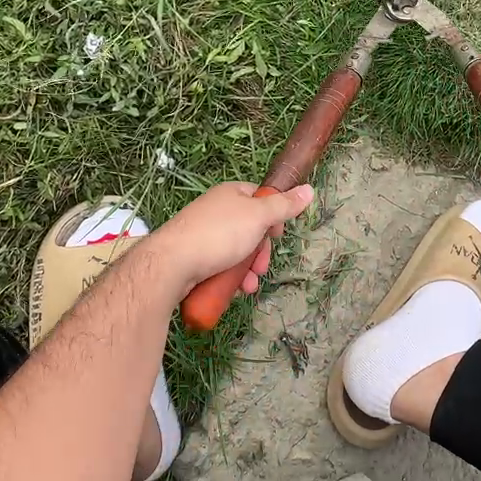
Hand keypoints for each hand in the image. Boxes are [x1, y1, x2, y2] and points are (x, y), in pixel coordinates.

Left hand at [146, 182, 314, 295]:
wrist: (171, 264)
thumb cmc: (219, 234)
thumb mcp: (259, 217)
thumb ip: (284, 206)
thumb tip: (309, 190)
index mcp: (230, 194)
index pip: (259, 197)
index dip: (273, 215)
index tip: (278, 234)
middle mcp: (215, 210)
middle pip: (249, 227)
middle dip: (260, 251)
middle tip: (262, 267)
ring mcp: (201, 234)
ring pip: (235, 250)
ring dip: (247, 269)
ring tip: (249, 286)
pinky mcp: (192, 257)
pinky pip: (219, 265)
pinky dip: (230, 277)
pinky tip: (235, 291)